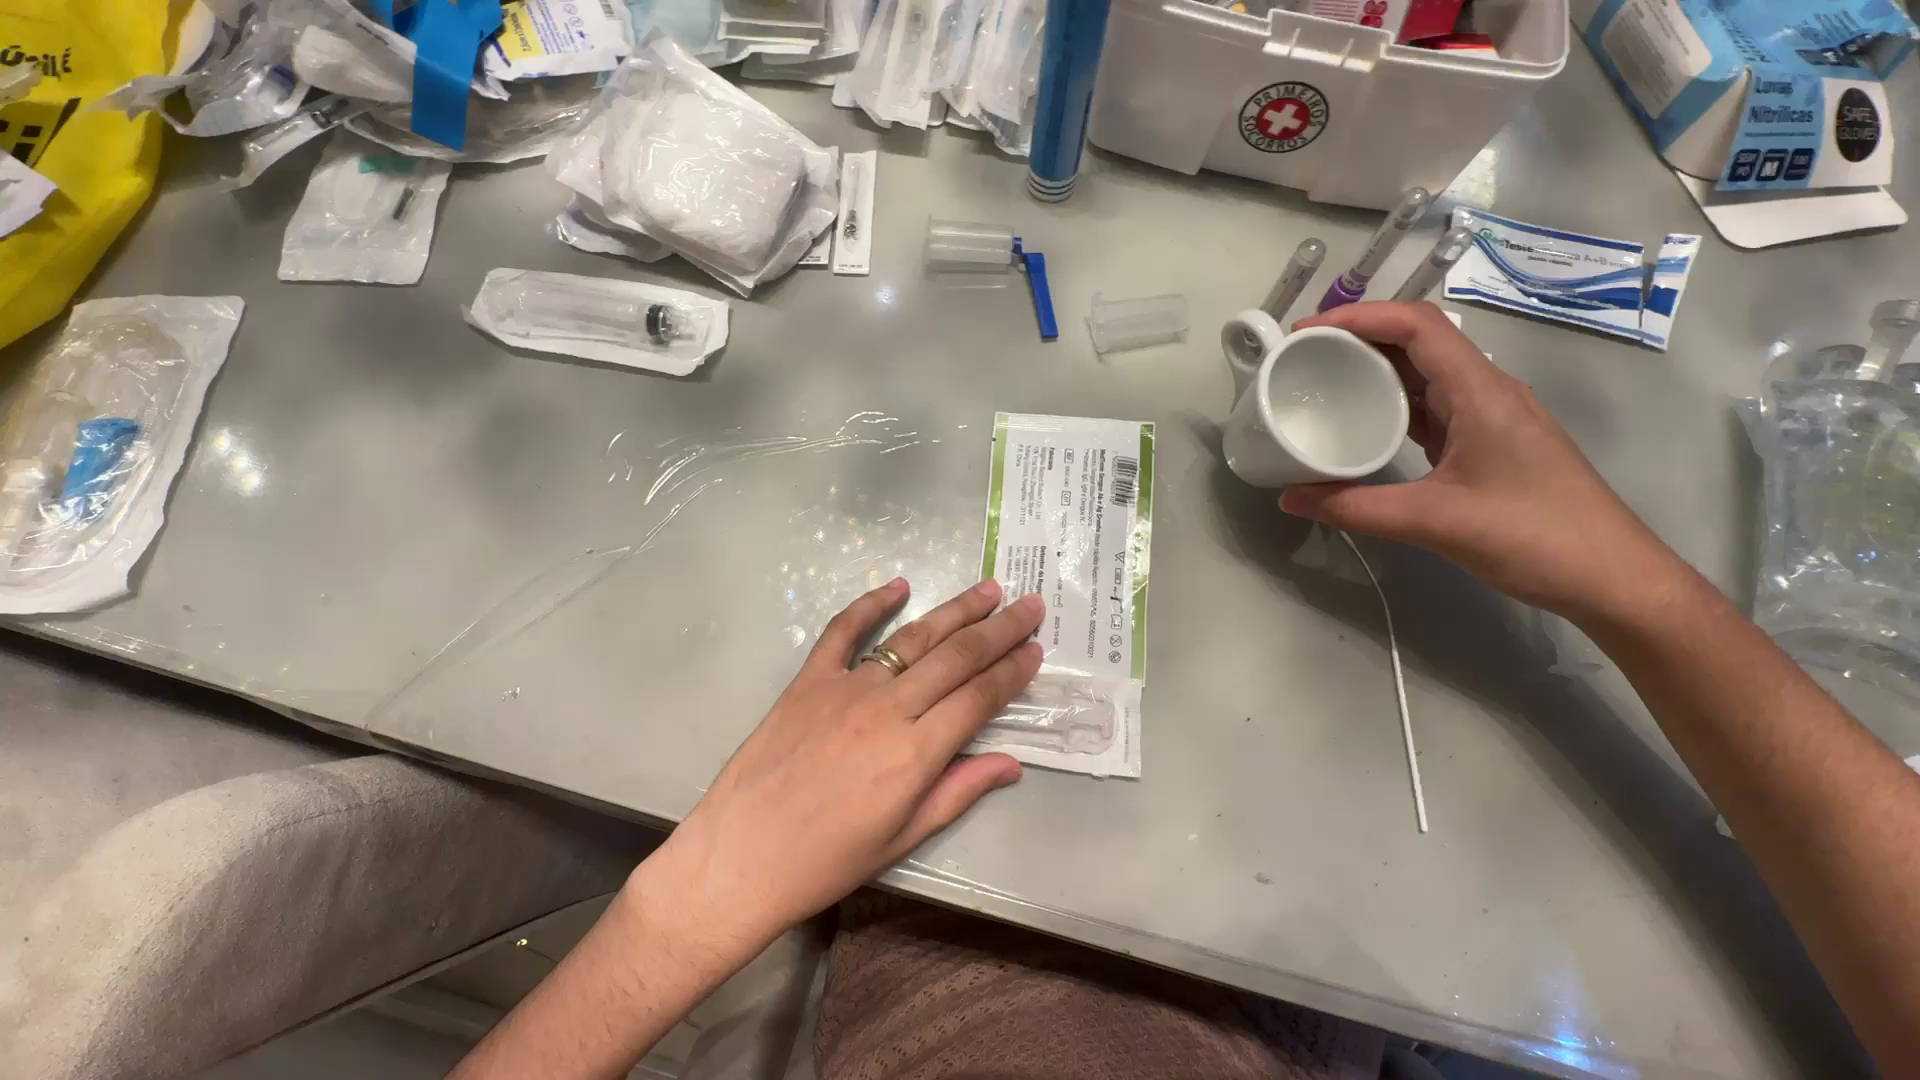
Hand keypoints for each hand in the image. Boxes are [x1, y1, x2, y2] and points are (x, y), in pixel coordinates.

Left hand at [630, 578, 1043, 963]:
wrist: (740, 857)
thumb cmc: (827, 861)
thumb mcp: (902, 837)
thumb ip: (958, 791)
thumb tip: (1011, 763)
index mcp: (916, 753)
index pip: (979, 697)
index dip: (1013, 671)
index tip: (1036, 649)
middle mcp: (888, 709)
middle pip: (957, 657)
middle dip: (999, 628)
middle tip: (1031, 605)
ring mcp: (846, 687)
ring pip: (913, 637)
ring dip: (955, 610)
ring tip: (988, 589)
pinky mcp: (808, 680)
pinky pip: (842, 631)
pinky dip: (870, 603)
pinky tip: (898, 585)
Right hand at [1280, 302, 1682, 620]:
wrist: (1611, 576)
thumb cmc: (1534, 537)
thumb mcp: (1434, 522)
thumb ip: (1356, 508)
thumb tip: (1290, 496)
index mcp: (1481, 392)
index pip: (1417, 326)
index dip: (1359, 315)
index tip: (1305, 332)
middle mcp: (1486, 392)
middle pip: (1417, 341)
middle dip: (1357, 337)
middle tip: (1301, 356)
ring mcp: (1487, 418)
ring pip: (1423, 374)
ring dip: (1372, 369)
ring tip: (1319, 381)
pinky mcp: (1485, 444)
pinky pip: (1429, 407)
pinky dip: (1389, 404)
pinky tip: (1359, 423)